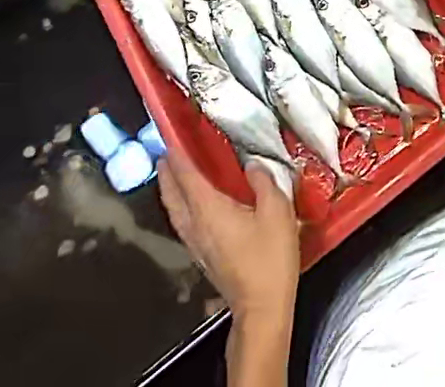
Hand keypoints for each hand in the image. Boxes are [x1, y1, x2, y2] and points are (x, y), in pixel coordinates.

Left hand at [157, 151, 299, 320]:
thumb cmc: (269, 259)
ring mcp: (196, 243)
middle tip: (166, 151)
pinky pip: (183, 222)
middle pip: (172, 192)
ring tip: (172, 175)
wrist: (262, 310)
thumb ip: (264, 182)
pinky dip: (180, 206)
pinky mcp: (203, 257)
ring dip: (170, 189)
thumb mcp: (277, 212)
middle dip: (167, 170)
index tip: (170, 134)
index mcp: (208, 208)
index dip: (177, 152)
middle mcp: (195, 224)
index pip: (186, 174)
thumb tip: (252, 165)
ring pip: (174, 209)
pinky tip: (189, 206)